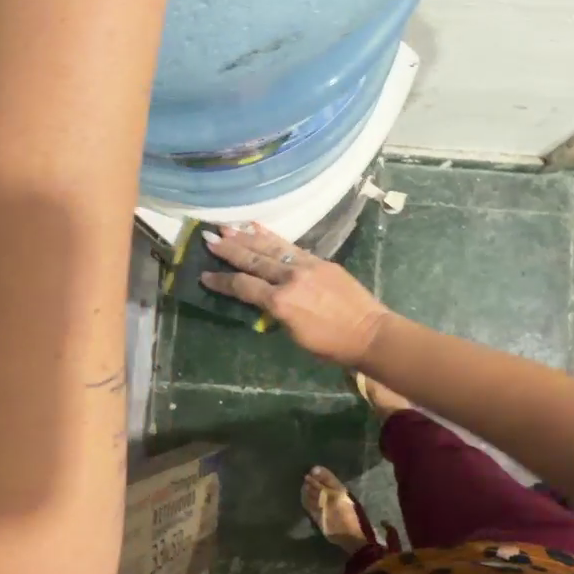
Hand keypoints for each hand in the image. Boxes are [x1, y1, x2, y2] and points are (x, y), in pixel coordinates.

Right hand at [201, 224, 392, 366]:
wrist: (369, 332)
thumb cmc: (331, 345)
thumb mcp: (295, 335)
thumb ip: (276, 313)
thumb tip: (263, 298)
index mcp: (281, 302)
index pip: (243, 287)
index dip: (222, 281)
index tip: (204, 275)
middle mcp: (290, 278)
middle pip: (253, 260)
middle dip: (229, 250)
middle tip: (208, 238)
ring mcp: (306, 266)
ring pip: (271, 248)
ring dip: (247, 238)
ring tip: (227, 228)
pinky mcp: (320, 261)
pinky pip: (291, 246)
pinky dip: (273, 237)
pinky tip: (259, 229)